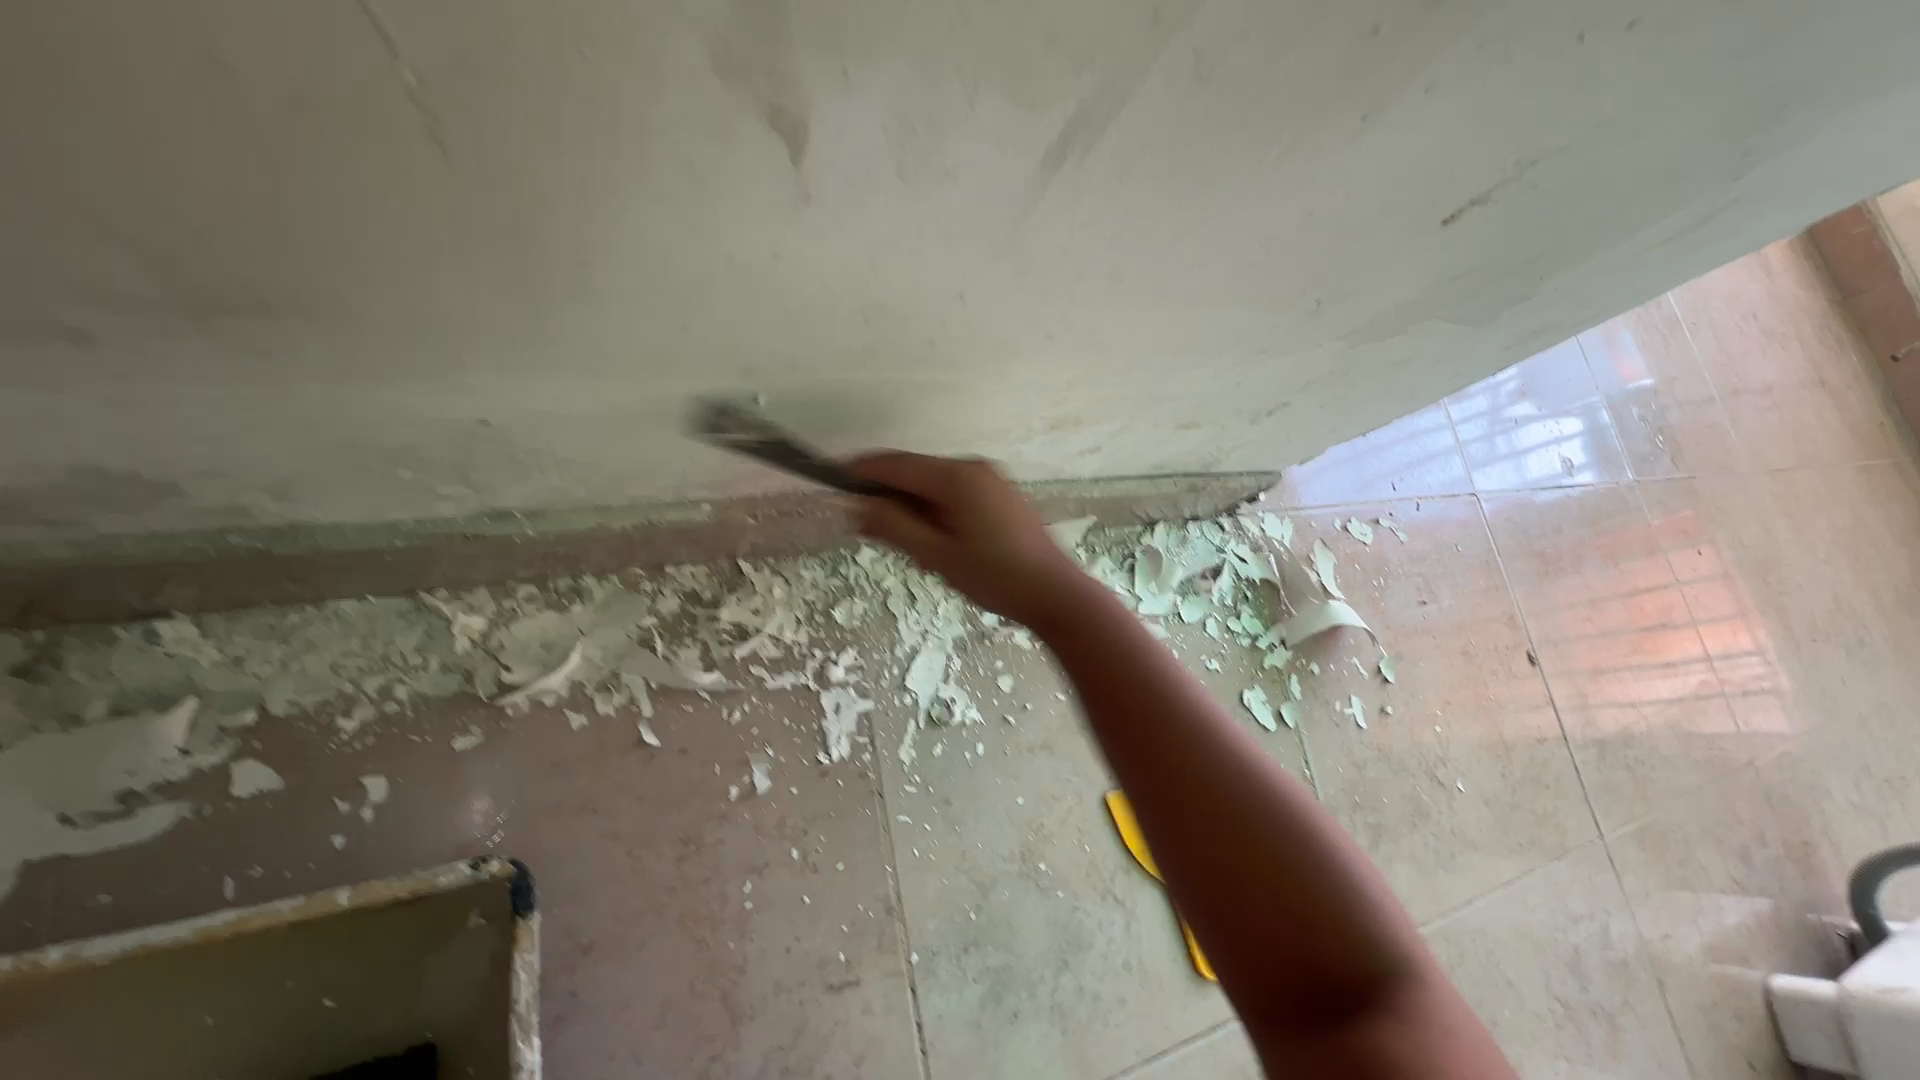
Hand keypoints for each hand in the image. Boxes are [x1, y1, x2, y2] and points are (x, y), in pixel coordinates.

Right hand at [846, 451, 1092, 628]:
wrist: (1057, 595)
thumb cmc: (995, 578)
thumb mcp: (936, 556)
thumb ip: (892, 526)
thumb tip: (854, 504)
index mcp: (956, 477)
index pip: (894, 463)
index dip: (859, 472)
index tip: (830, 483)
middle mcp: (974, 467)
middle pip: (914, 473)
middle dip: (888, 498)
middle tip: (871, 534)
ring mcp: (992, 479)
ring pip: (934, 486)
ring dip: (913, 509)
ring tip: (914, 550)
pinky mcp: (1002, 495)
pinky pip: (955, 494)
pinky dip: (936, 511)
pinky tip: (940, 544)